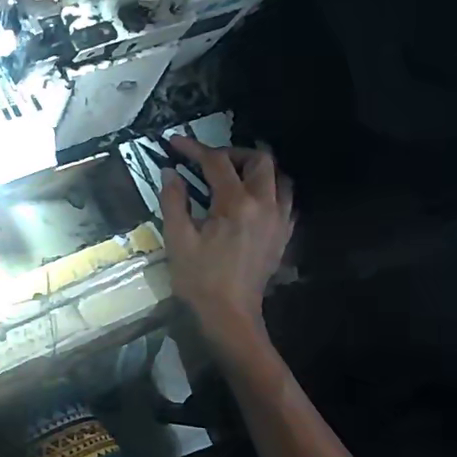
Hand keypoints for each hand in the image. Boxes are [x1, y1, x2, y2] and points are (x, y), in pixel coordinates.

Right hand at [158, 137, 293, 358]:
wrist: (229, 314)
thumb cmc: (198, 278)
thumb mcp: (177, 238)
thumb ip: (174, 200)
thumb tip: (170, 172)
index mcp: (236, 204)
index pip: (216, 163)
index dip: (194, 148)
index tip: (174, 142)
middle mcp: (265, 205)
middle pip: (259, 161)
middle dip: (232, 153)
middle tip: (208, 160)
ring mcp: (280, 220)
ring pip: (279, 178)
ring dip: (256, 169)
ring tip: (232, 174)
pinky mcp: (284, 235)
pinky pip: (286, 201)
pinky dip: (270, 190)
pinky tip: (251, 199)